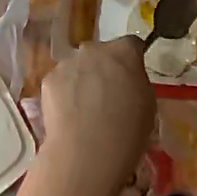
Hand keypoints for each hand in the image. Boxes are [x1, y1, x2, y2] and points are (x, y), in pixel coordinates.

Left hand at [36, 36, 155, 195]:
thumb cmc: (128, 130)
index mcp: (124, 52)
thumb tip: (126, 81)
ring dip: (81, 80)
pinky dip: (64, 94)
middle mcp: (93, 49)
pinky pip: (60, 82)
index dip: (131, 60)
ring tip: (84, 109)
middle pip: (99, 54)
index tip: (131, 75)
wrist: (87, 150)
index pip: (131, 45)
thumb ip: (136, 83)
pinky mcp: (48, 79)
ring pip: (76, 67)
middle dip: (103, 68)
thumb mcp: (148, 105)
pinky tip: (68, 115)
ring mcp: (67, 63)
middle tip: (106, 94)